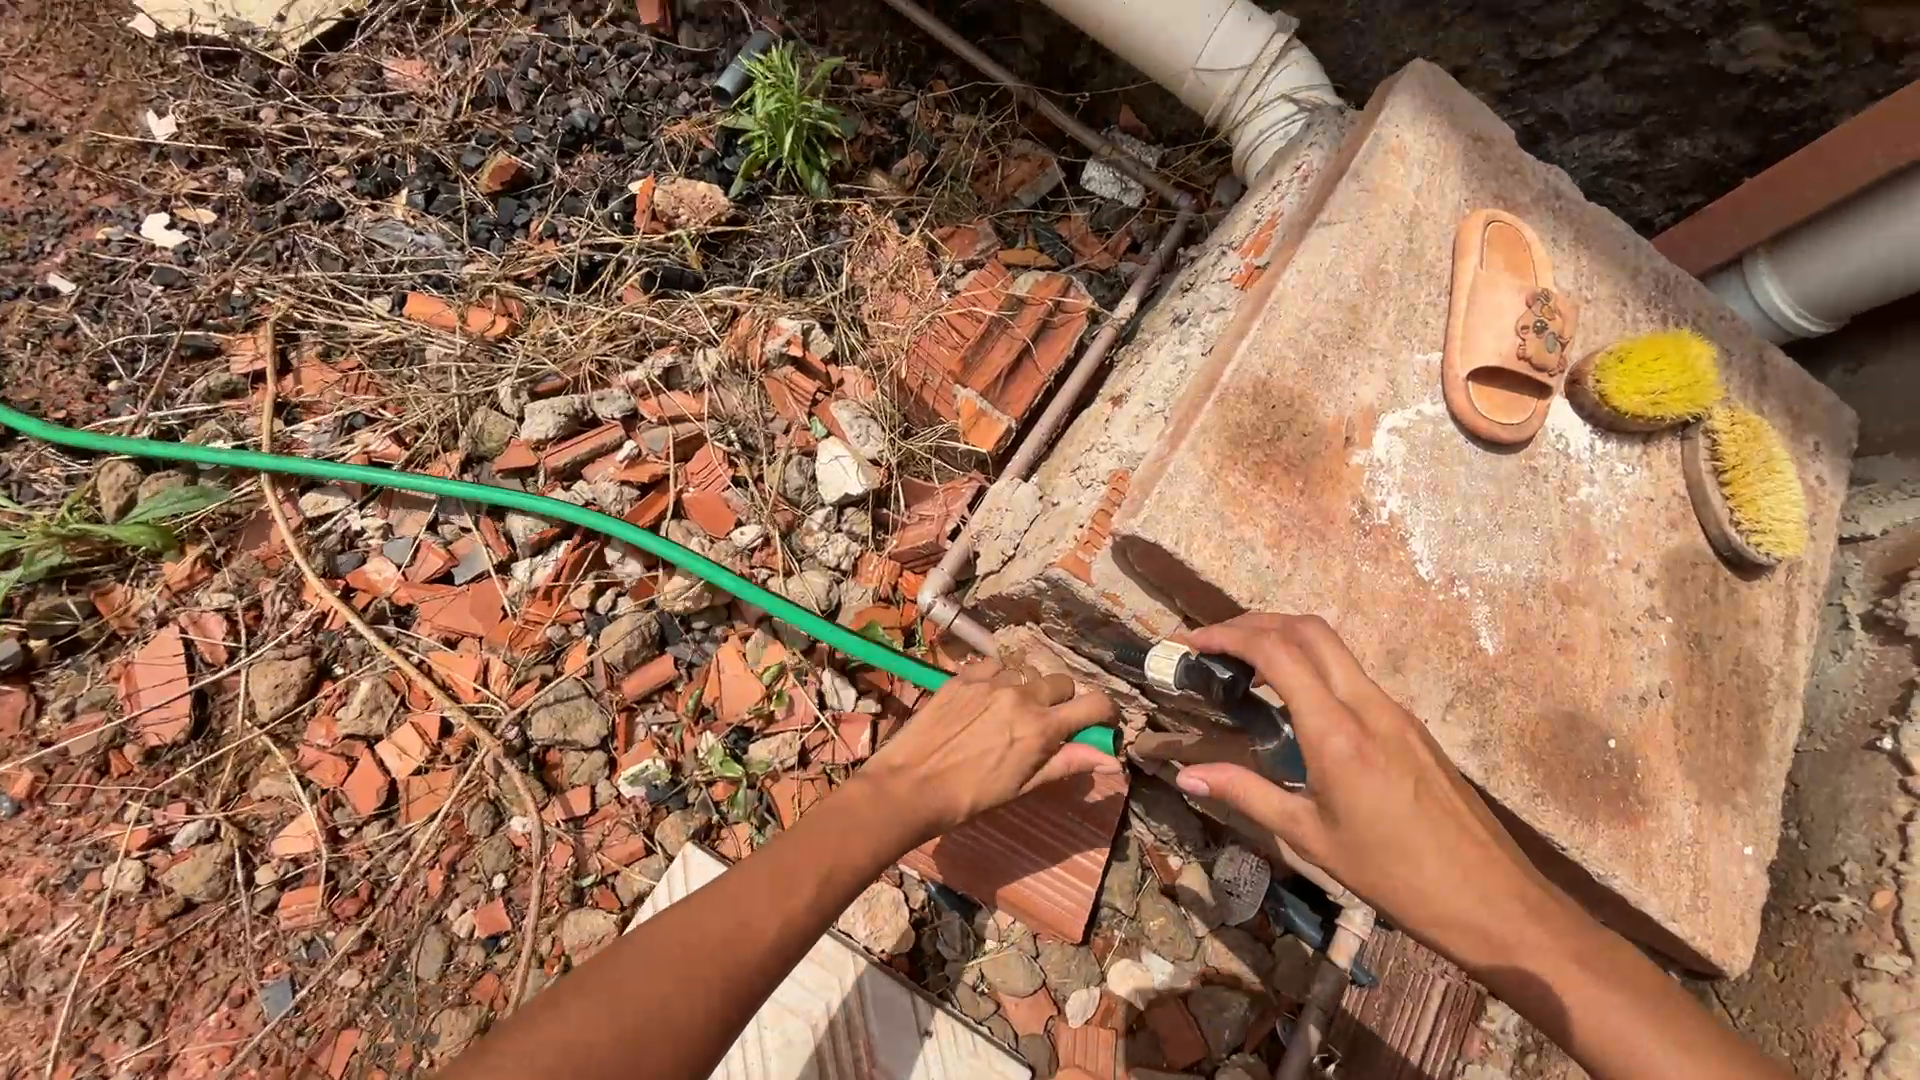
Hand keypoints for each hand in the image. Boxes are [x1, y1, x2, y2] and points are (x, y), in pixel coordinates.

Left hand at [858, 656, 1120, 841]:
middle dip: (1062, 700)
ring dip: (1027, 688)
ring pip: (1027, 673)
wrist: (911, 784)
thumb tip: (1110, 758)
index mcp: (1042, 727)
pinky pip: (995, 666)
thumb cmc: (971, 796)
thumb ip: (1066, 763)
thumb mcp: (1023, 785)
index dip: (1105, 711)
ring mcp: (991, 681)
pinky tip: (984, 699)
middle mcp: (1022, 696)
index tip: (1100, 720)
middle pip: (1062, 683)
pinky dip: (998, 678)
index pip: (1094, 703)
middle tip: (1046, 722)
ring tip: (1008, 712)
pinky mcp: (964, 676)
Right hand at [1173, 613, 1570, 976]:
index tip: (1193, 641)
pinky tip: (1291, 700)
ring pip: (1333, 646)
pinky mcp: (1409, 724)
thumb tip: (1187, 775)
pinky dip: (1310, 665)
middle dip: (1254, 622)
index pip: (1278, 653)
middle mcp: (1368, 706)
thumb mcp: (1310, 838)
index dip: (1229, 635)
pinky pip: (1350, 674)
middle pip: (1308, 629)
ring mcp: (1394, 711)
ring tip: (1243, 665)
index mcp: (1337, 733)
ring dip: (1283, 639)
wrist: (1496, 902)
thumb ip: (1246, 794)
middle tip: (1214, 643)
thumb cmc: (1395, 876)